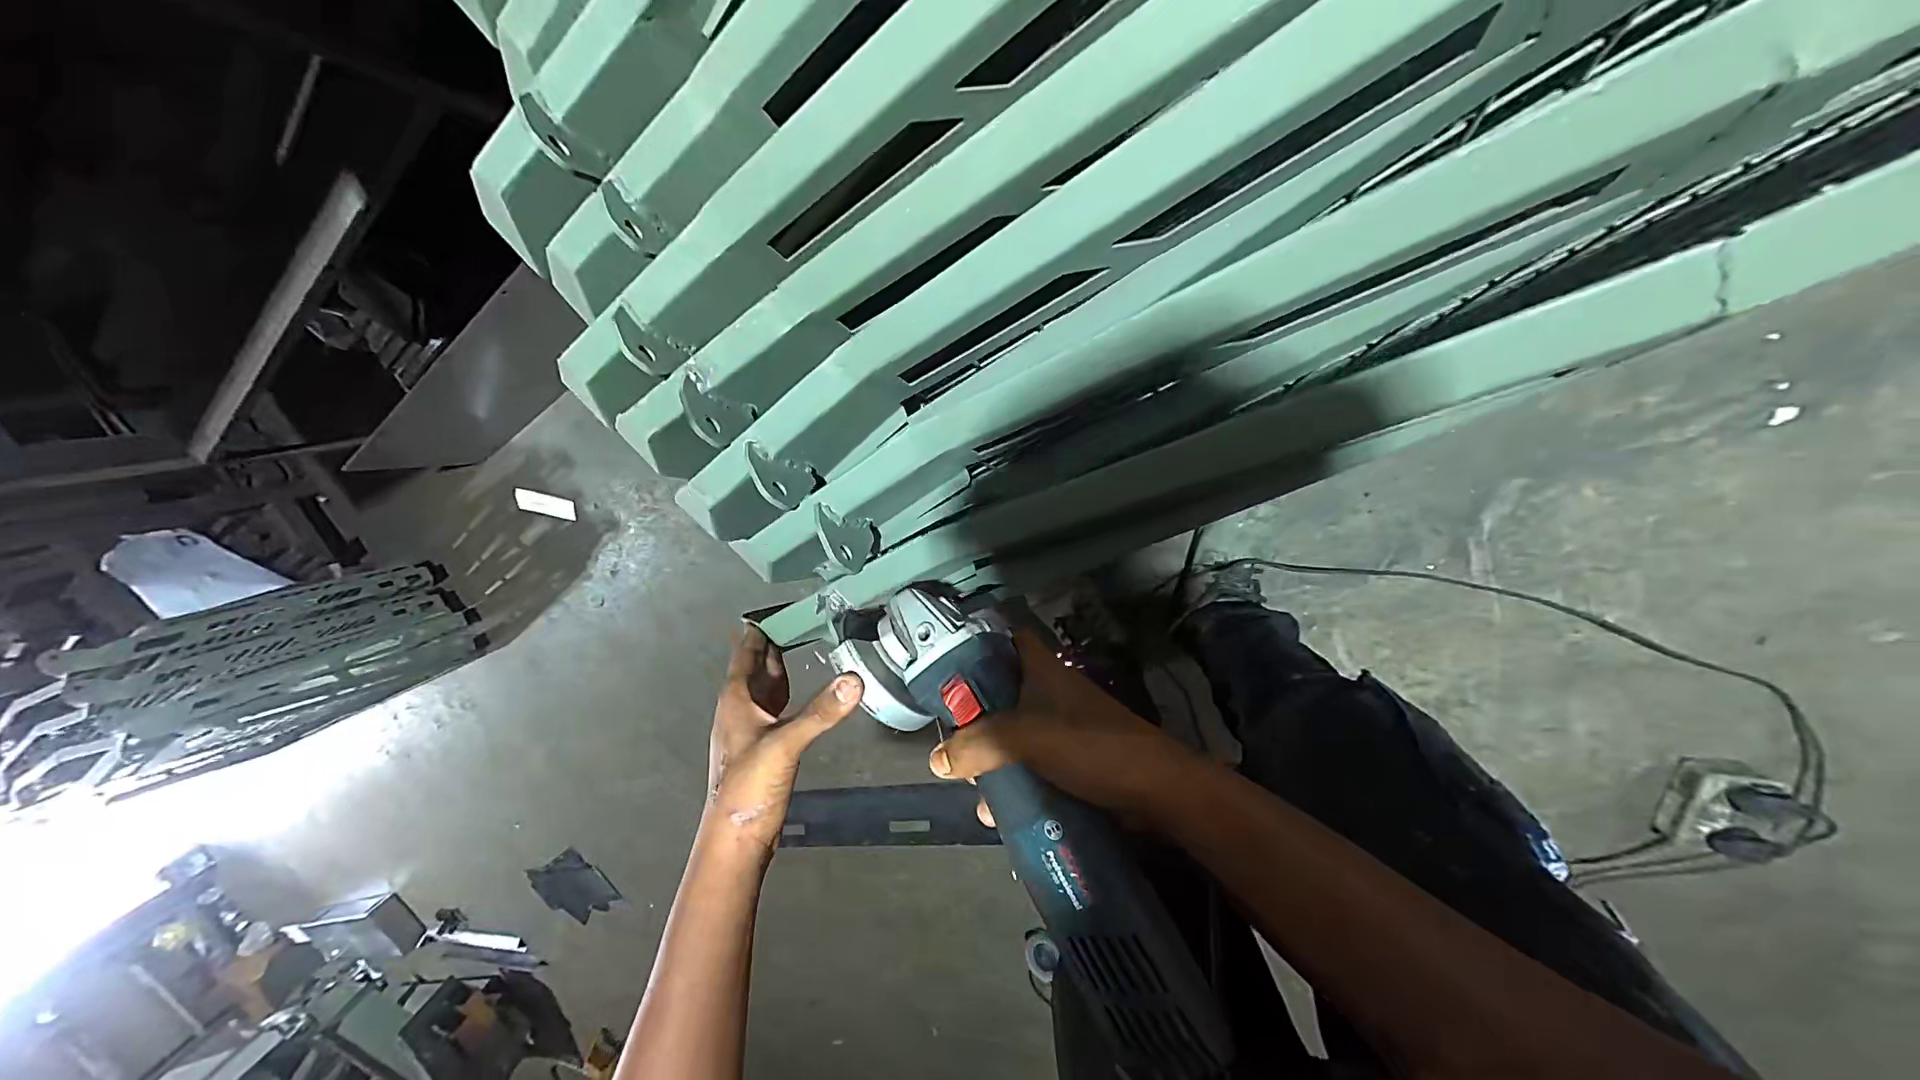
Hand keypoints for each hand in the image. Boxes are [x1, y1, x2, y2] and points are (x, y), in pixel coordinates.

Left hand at [707, 625, 862, 844]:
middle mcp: (739, 711)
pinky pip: (771, 710)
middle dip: (770, 646)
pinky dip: (783, 696)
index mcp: (736, 701)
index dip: (758, 632)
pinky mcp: (760, 749)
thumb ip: (821, 712)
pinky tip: (795, 697)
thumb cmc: (747, 787)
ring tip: (794, 650)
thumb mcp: (787, 743)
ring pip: (762, 690)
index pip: (746, 654)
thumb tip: (854, 680)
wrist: (736, 837)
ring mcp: (748, 731)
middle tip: (792, 623)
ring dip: (776, 670)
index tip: (773, 610)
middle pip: (754, 669)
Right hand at [928, 630, 1203, 826]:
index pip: (1006, 640)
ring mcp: (1064, 728)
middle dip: (976, 724)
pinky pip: (1033, 767)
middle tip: (958, 749)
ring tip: (982, 797)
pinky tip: (1002, 814)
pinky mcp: (1073, 760)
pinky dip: (1017, 785)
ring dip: (994, 765)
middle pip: (1002, 696)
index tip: (948, 671)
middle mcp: (1051, 693)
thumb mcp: (1025, 739)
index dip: (977, 647)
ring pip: (1015, 737)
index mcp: (1042, 671)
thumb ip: (978, 744)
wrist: (1155, 791)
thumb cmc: (1090, 747)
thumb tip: (937, 760)